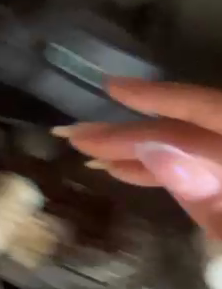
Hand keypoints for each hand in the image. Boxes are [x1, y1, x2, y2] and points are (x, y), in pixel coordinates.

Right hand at [62, 78, 221, 239]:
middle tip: (80, 137)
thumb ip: (211, 199)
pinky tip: (137, 174)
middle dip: (143, 135)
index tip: (112, 89)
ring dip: (153, 155)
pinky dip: (179, 174)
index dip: (168, 99)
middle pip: (212, 136)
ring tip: (97, 159)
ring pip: (211, 156)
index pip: (221, 114)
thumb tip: (154, 149)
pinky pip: (216, 177)